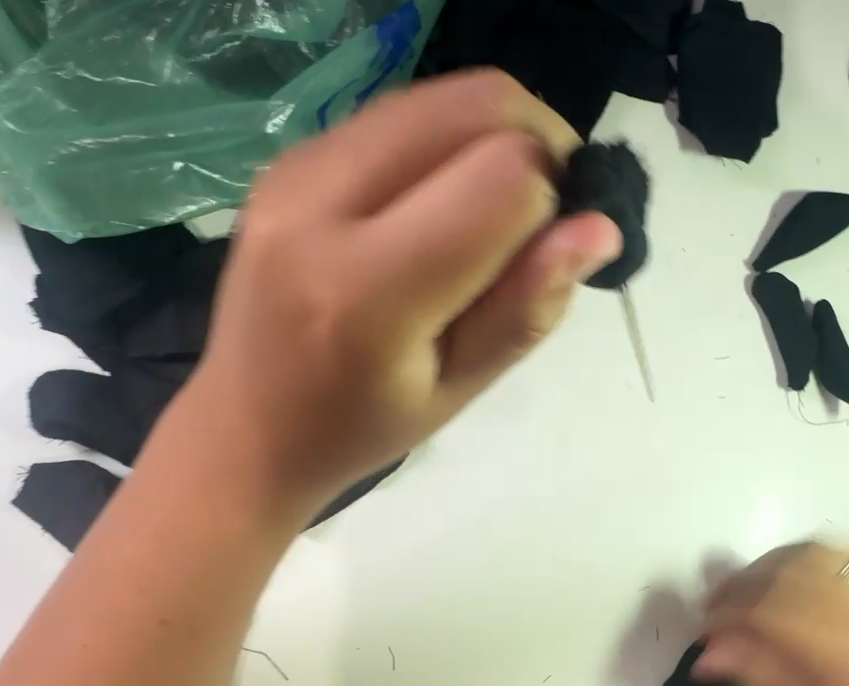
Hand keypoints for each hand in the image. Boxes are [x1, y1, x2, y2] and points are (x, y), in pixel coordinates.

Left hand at [189, 70, 621, 515]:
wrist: (248, 424)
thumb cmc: (364, 428)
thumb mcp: (460, 389)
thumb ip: (527, 308)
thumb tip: (599, 228)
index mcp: (365, 291)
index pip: (502, 181)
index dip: (554, 203)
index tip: (552, 252)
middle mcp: (320, 205)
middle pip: (476, 107)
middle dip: (538, 146)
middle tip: (541, 220)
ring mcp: (296, 167)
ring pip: (441, 95)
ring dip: (494, 140)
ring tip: (494, 216)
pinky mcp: (291, 153)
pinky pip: (401, 112)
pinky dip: (449, 144)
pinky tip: (442, 206)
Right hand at [695, 543, 848, 685]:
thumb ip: (762, 678)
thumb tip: (708, 654)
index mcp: (845, 652)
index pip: (766, 609)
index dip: (725, 612)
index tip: (704, 627)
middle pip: (786, 572)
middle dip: (741, 583)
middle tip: (716, 606)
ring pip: (815, 553)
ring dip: (772, 564)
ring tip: (749, 589)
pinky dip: (809, 557)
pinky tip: (794, 577)